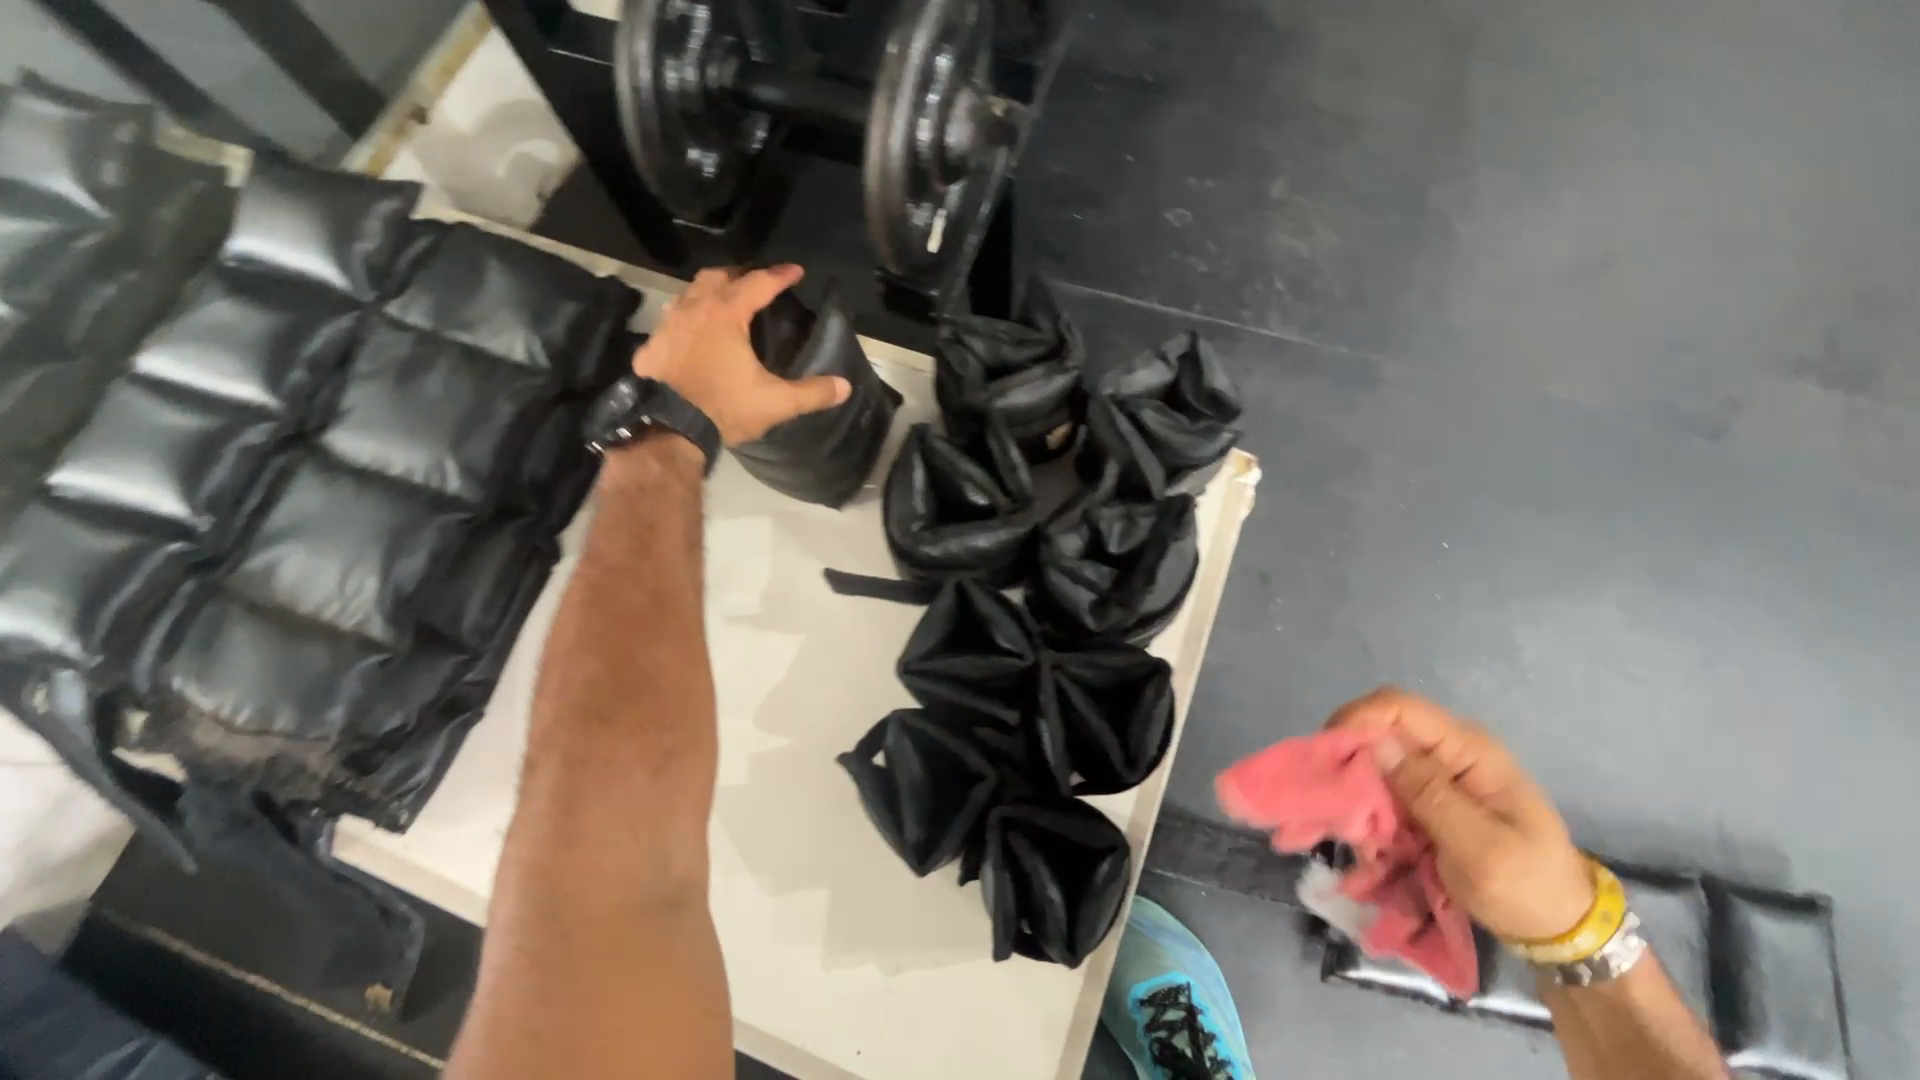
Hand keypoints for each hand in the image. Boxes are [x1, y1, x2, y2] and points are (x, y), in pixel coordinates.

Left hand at [631, 264, 850, 445]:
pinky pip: (670, 321)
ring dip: (709, 292)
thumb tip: (844, 386)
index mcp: (726, 315)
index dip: (780, 275)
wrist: (669, 430)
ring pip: (689, 294)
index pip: (758, 283)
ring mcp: (667, 327)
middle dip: (739, 274)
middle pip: (717, 277)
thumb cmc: (724, 408)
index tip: (796, 271)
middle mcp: (694, 310)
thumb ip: (812, 393)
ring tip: (724, 302)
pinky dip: (686, 319)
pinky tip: (692, 334)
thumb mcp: (775, 402)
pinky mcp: (651, 347)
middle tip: (756, 282)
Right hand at [1327, 687, 1596, 942]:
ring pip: (1374, 763)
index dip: (1356, 720)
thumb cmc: (1528, 887)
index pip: (1399, 707)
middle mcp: (1449, 752)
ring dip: (1357, 797)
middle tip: (1337, 809)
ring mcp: (1438, 775)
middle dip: (1350, 765)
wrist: (1560, 928)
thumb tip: (1376, 744)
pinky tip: (1373, 848)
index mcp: (1469, 751)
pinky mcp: (1427, 798)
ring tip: (1360, 840)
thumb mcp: (1481, 848)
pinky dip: (1368, 815)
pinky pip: (1382, 791)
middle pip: (1379, 731)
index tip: (1328, 760)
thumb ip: (1429, 794)